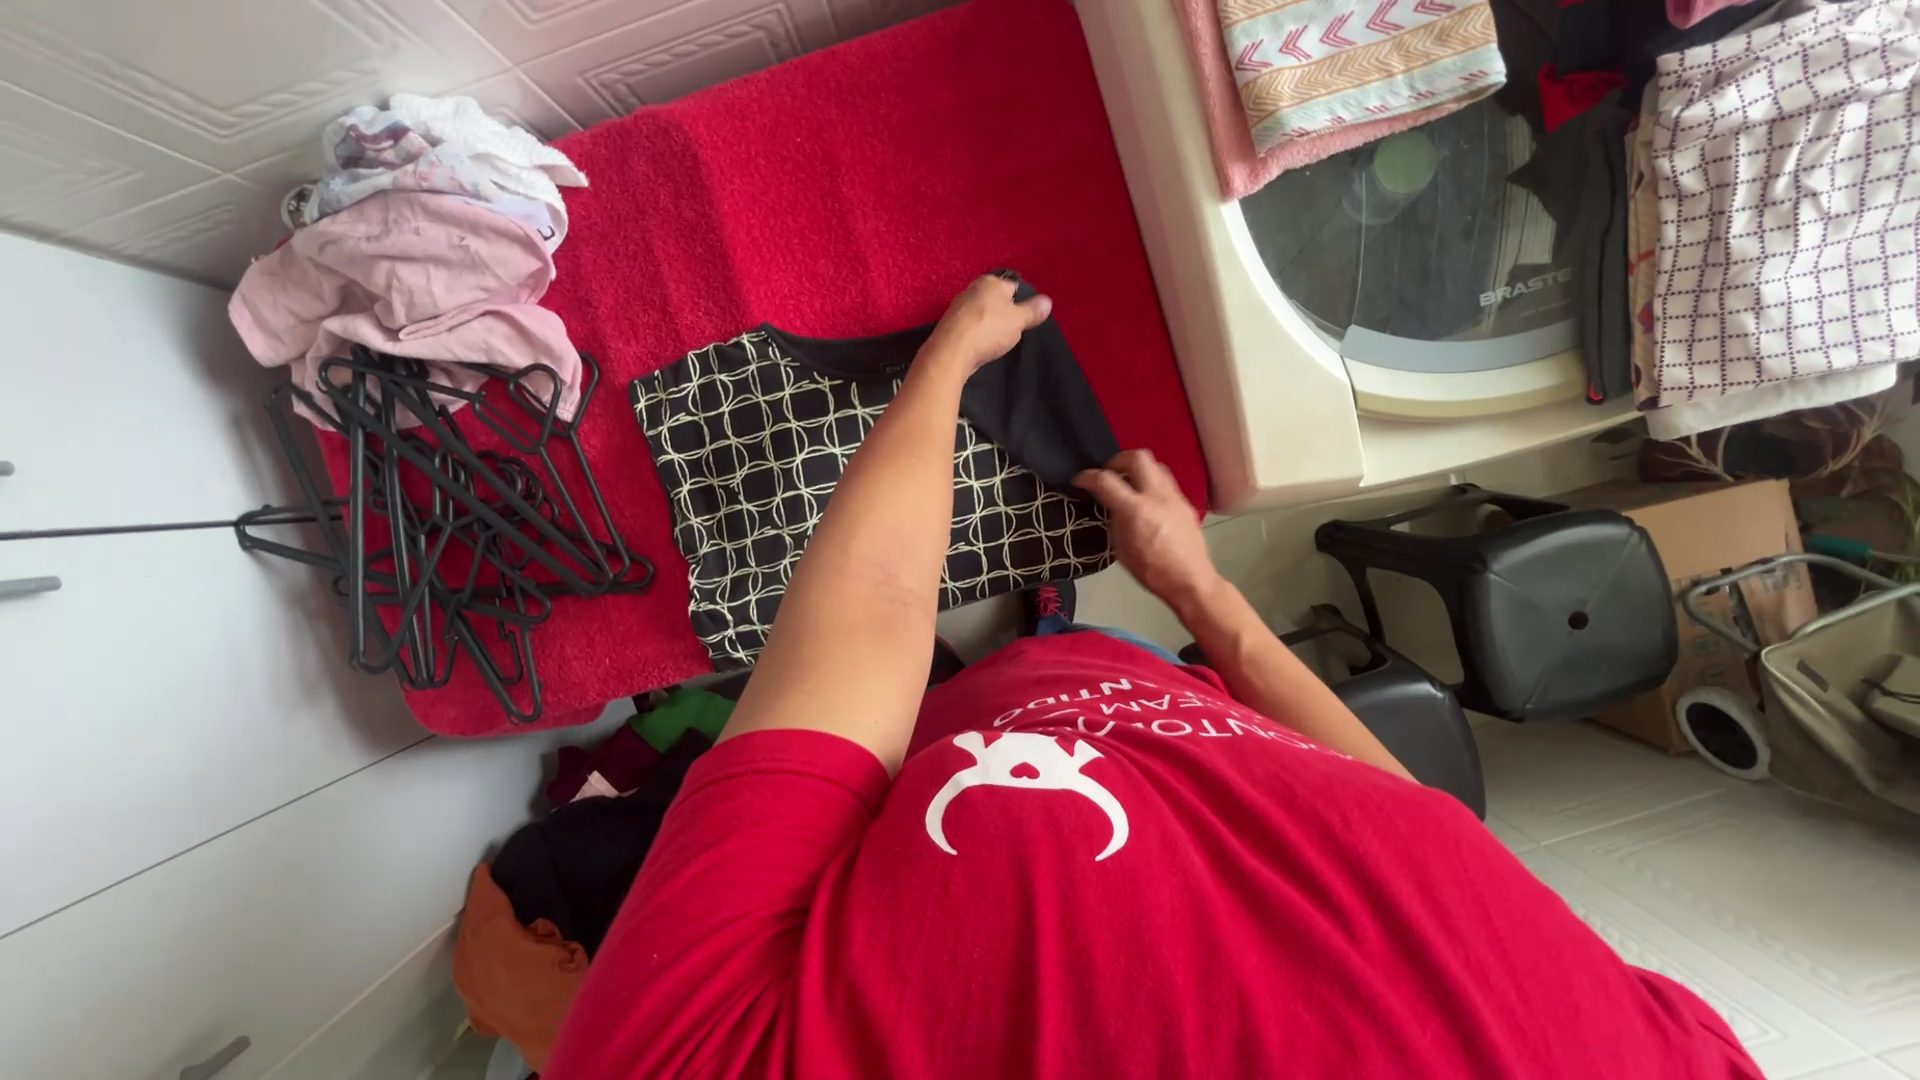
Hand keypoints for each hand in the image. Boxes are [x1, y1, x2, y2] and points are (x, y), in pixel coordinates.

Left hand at [919, 275, 1053, 376]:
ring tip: (996, 340)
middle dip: (1003, 313)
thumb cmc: (989, 329)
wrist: (952, 351)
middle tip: (1012, 330)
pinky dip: (976, 334)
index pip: (1013, 287)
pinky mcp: (949, 325)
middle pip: (995, 300)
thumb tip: (1048, 301)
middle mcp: (972, 288)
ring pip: (981, 313)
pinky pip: (969, 327)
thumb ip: (1033, 311)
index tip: (1025, 318)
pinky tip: (980, 346)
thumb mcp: (1018, 320)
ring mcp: (958, 307)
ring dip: (988, 324)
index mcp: (990, 281)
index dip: (1022, 301)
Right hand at [1075, 449, 1222, 612]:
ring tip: (1128, 483)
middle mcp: (1156, 496)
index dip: (1087, 477)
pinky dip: (1151, 482)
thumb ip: (1115, 521)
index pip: (1106, 480)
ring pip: (1155, 464)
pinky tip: (1146, 500)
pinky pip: (1165, 481)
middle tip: (1108, 473)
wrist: (1190, 580)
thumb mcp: (1121, 548)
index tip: (1079, 480)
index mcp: (1135, 510)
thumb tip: (1112, 507)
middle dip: (1117, 460)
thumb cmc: (1151, 572)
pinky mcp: (1185, 503)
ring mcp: (1174, 497)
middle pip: (1136, 457)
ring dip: (1137, 468)